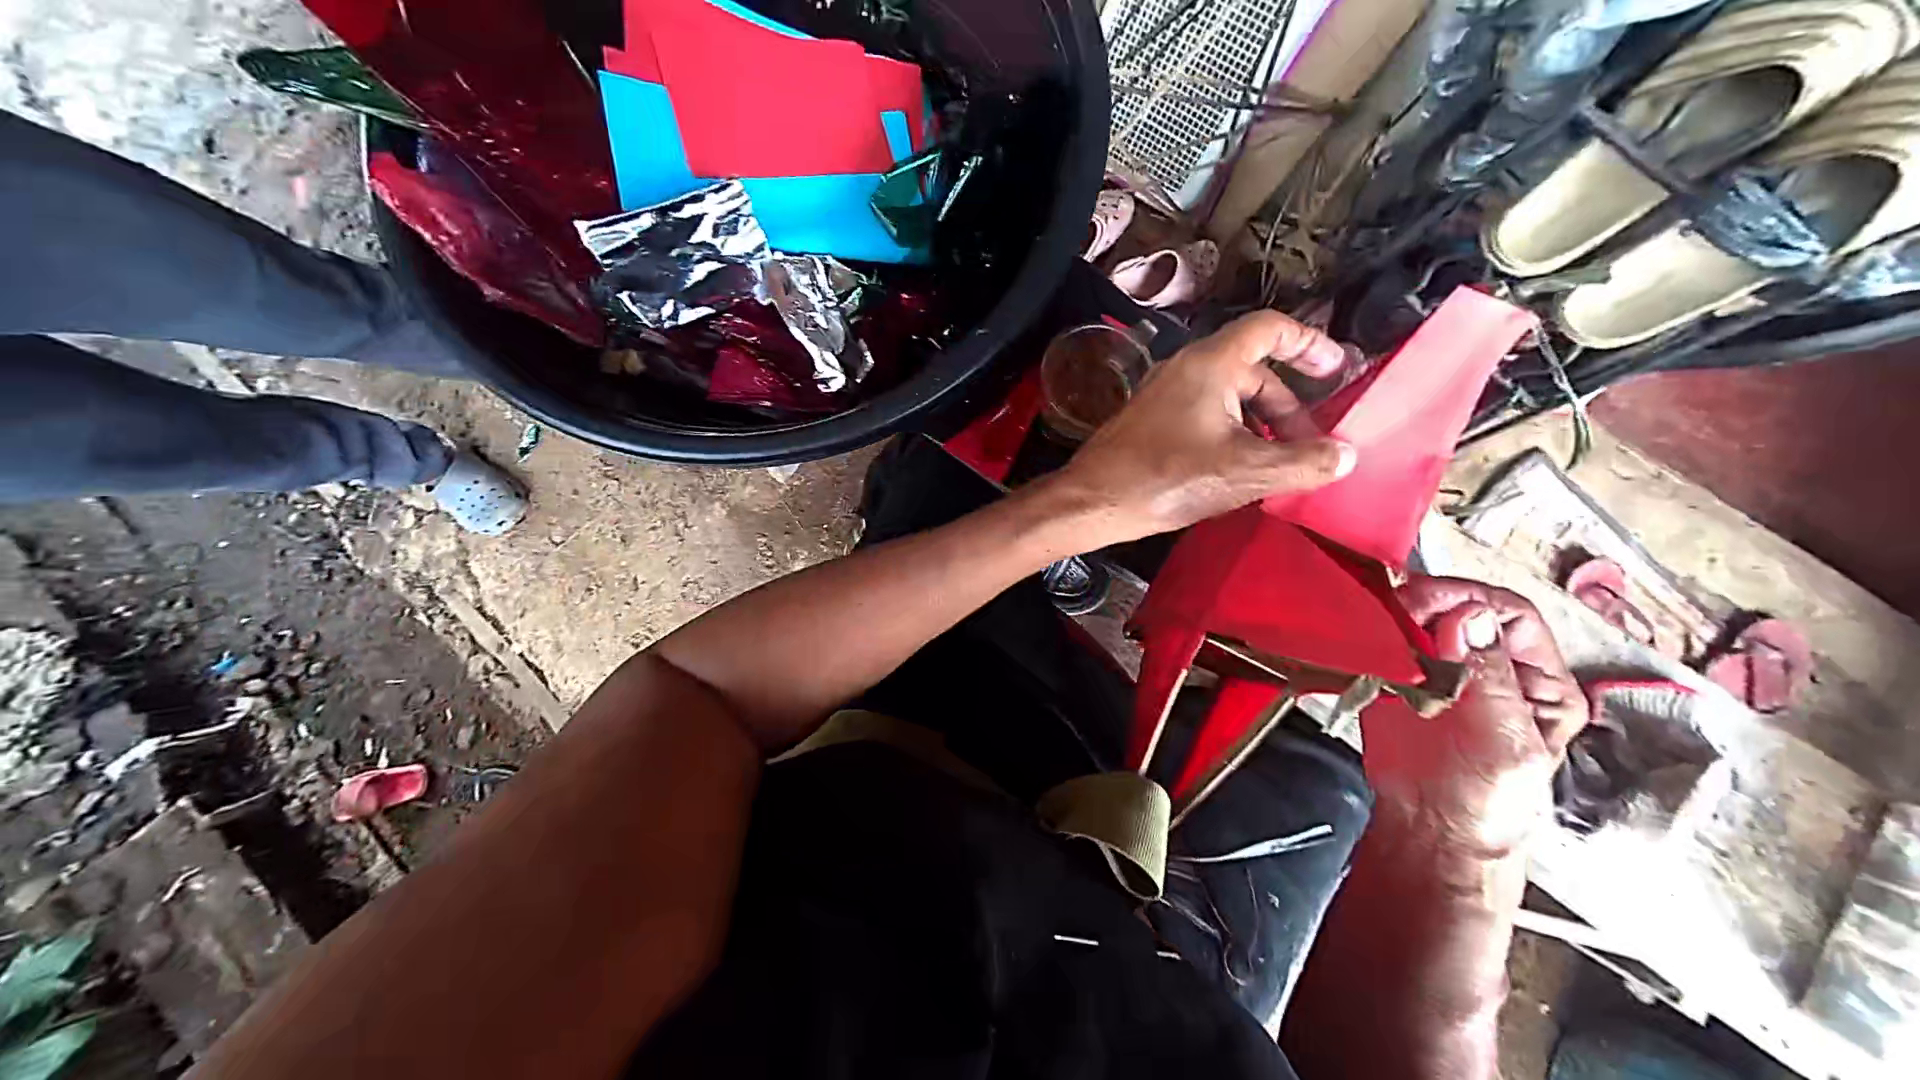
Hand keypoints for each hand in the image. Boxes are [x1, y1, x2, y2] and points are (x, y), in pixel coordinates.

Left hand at [1044, 310, 1355, 546]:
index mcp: (1210, 364)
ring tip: (1278, 466)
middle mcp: (1185, 370)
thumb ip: (1303, 462)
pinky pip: (1205, 417)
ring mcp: (1164, 396)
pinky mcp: (1152, 422)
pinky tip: (1239, 472)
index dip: (1309, 341)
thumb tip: (1346, 455)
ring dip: (1261, 426)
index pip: (1269, 328)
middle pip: (1253, 372)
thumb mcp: (1245, 471)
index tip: (1336, 368)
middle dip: (1288, 407)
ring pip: (1229, 399)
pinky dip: (1232, 435)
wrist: (1092, 502)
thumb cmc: (1166, 478)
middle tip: (1309, 447)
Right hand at [1368, 577, 1588, 861]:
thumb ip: (1488, 680)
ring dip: (1396, 615)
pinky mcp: (1398, 678)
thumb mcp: (1507, 743)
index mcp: (1534, 679)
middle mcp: (1487, 665)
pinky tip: (1365, 639)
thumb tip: (1470, 616)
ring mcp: (1440, 669)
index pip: (1509, 615)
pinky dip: (1373, 634)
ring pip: (1419, 620)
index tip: (1429, 602)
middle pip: (1460, 608)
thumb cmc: (1488, 800)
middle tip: (1397, 608)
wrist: (1431, 828)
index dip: (1470, 600)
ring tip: (1377, 623)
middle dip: (1428, 601)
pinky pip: (1386, 644)